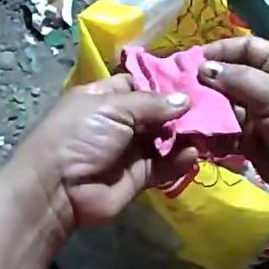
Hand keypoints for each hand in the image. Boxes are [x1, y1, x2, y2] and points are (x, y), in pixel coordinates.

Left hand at [9, 77, 199, 232]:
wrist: (57, 188)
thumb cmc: (79, 135)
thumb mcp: (112, 108)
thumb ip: (151, 103)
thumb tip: (185, 99)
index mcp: (104, 98)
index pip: (138, 84)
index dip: (164, 83)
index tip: (194, 80)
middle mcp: (118, 122)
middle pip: (156, 113)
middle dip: (181, 111)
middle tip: (211, 106)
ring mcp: (129, 150)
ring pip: (164, 139)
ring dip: (184, 136)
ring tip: (206, 131)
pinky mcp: (138, 177)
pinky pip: (164, 165)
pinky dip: (179, 160)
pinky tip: (191, 154)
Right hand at [197, 36, 268, 193]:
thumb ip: (237, 78)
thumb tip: (203, 67)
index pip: (247, 48)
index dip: (221, 50)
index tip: (193, 59)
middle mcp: (268, 86)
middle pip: (231, 76)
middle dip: (208, 81)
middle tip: (180, 86)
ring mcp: (258, 112)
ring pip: (224, 104)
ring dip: (206, 107)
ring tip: (184, 109)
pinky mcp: (249, 137)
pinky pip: (224, 128)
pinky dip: (211, 130)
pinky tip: (195, 130)